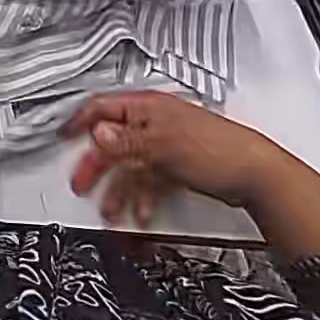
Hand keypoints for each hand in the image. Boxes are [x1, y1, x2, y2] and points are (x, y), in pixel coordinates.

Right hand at [62, 91, 291, 224]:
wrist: (255, 174)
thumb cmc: (216, 149)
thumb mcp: (160, 144)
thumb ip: (124, 140)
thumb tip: (97, 133)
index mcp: (146, 108)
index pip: (102, 108)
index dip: (80, 122)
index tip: (64, 136)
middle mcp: (153, 123)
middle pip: (113, 141)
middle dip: (96, 164)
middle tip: (81, 181)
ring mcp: (165, 144)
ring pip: (130, 165)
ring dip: (119, 188)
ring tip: (111, 210)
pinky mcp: (176, 164)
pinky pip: (149, 179)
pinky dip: (142, 195)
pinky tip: (141, 211)